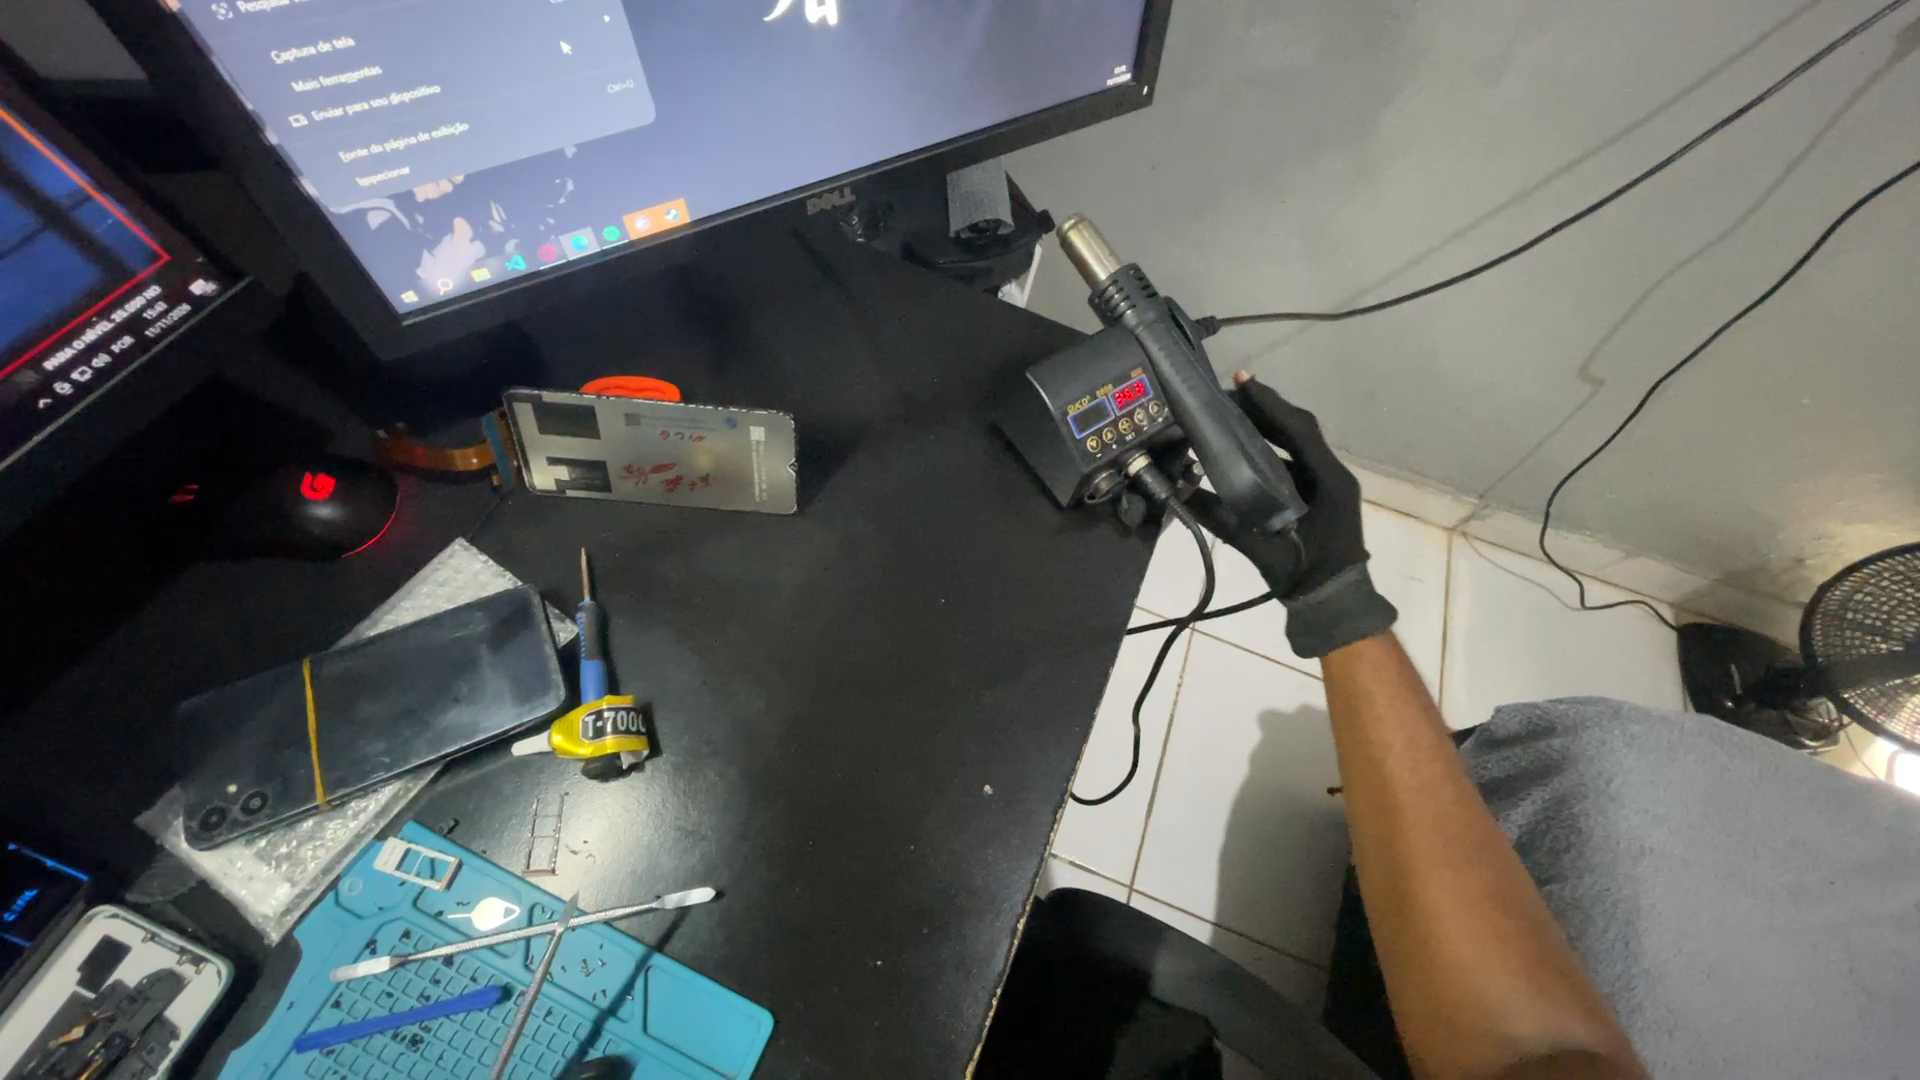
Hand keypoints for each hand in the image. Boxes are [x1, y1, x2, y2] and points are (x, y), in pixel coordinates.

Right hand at [1185, 373, 1396, 657]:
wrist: (1335, 603)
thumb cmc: (1303, 575)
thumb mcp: (1260, 548)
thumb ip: (1222, 520)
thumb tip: (1181, 494)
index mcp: (1327, 481)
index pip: (1298, 429)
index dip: (1270, 404)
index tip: (1241, 382)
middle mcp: (1331, 475)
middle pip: (1298, 429)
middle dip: (1266, 408)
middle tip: (1230, 393)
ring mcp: (1328, 483)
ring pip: (1298, 442)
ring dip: (1269, 425)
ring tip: (1234, 413)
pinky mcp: (1320, 494)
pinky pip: (1295, 460)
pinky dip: (1271, 447)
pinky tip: (1246, 447)